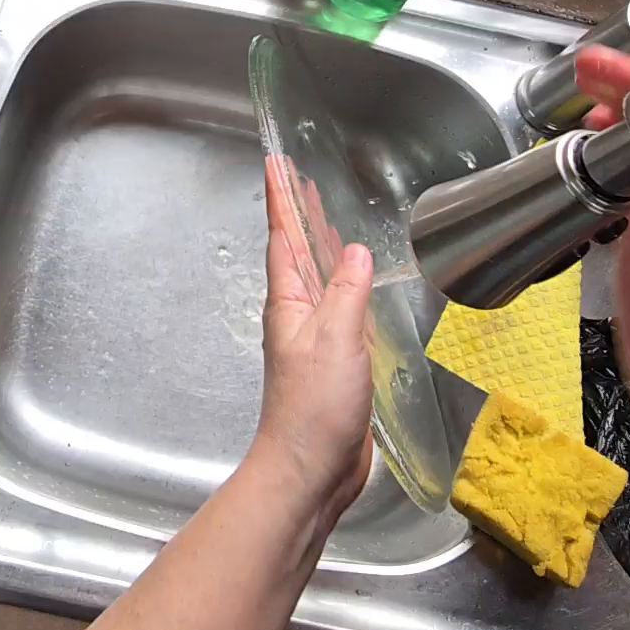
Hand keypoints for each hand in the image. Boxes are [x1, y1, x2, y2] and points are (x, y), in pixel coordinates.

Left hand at [251, 158, 373, 518]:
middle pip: (297, 248)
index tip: (275, 164)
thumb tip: (355, 250)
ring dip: (319, 240)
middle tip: (301, 176)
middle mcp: (298, 309)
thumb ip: (347, 292)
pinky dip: (344, 278)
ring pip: (318, 272)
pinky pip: (338, 301)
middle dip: (298, 211)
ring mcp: (315, 331)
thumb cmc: (314, 405)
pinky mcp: (335, 353)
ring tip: (324, 211)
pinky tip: (355, 275)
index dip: (281, 198)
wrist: (312, 466)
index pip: (284, 235)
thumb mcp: (336, 340)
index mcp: (289, 299)